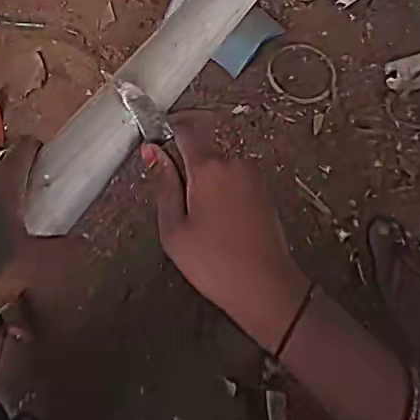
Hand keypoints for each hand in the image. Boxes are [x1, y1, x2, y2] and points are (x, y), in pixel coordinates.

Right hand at [146, 114, 308, 351]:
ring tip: (202, 221)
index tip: (155, 148)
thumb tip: (154, 153)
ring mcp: (253, 176)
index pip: (185, 130)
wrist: (266, 289)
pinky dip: (223, 192)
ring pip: (218, 166)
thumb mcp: (174, 228)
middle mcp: (234, 163)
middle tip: (178, 203)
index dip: (167, 133)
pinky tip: (220, 224)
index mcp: (208, 167)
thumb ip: (163, 185)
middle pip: (202, 149)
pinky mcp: (264, 190)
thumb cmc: (216, 263)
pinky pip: (234, 179)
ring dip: (206, 181)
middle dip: (186, 167)